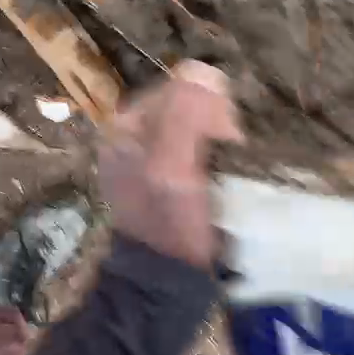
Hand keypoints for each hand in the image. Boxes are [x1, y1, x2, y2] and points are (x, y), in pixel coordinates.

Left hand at [96, 61, 243, 268]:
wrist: (166, 283)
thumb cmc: (167, 220)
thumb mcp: (171, 165)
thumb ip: (184, 115)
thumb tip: (205, 71)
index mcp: (127, 124)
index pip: (180, 86)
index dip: (208, 106)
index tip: (224, 137)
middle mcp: (136, 134)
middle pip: (192, 104)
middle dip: (216, 125)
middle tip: (224, 158)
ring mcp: (154, 157)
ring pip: (202, 126)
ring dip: (221, 142)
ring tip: (226, 171)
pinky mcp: (174, 177)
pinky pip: (204, 149)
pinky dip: (219, 158)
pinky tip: (225, 177)